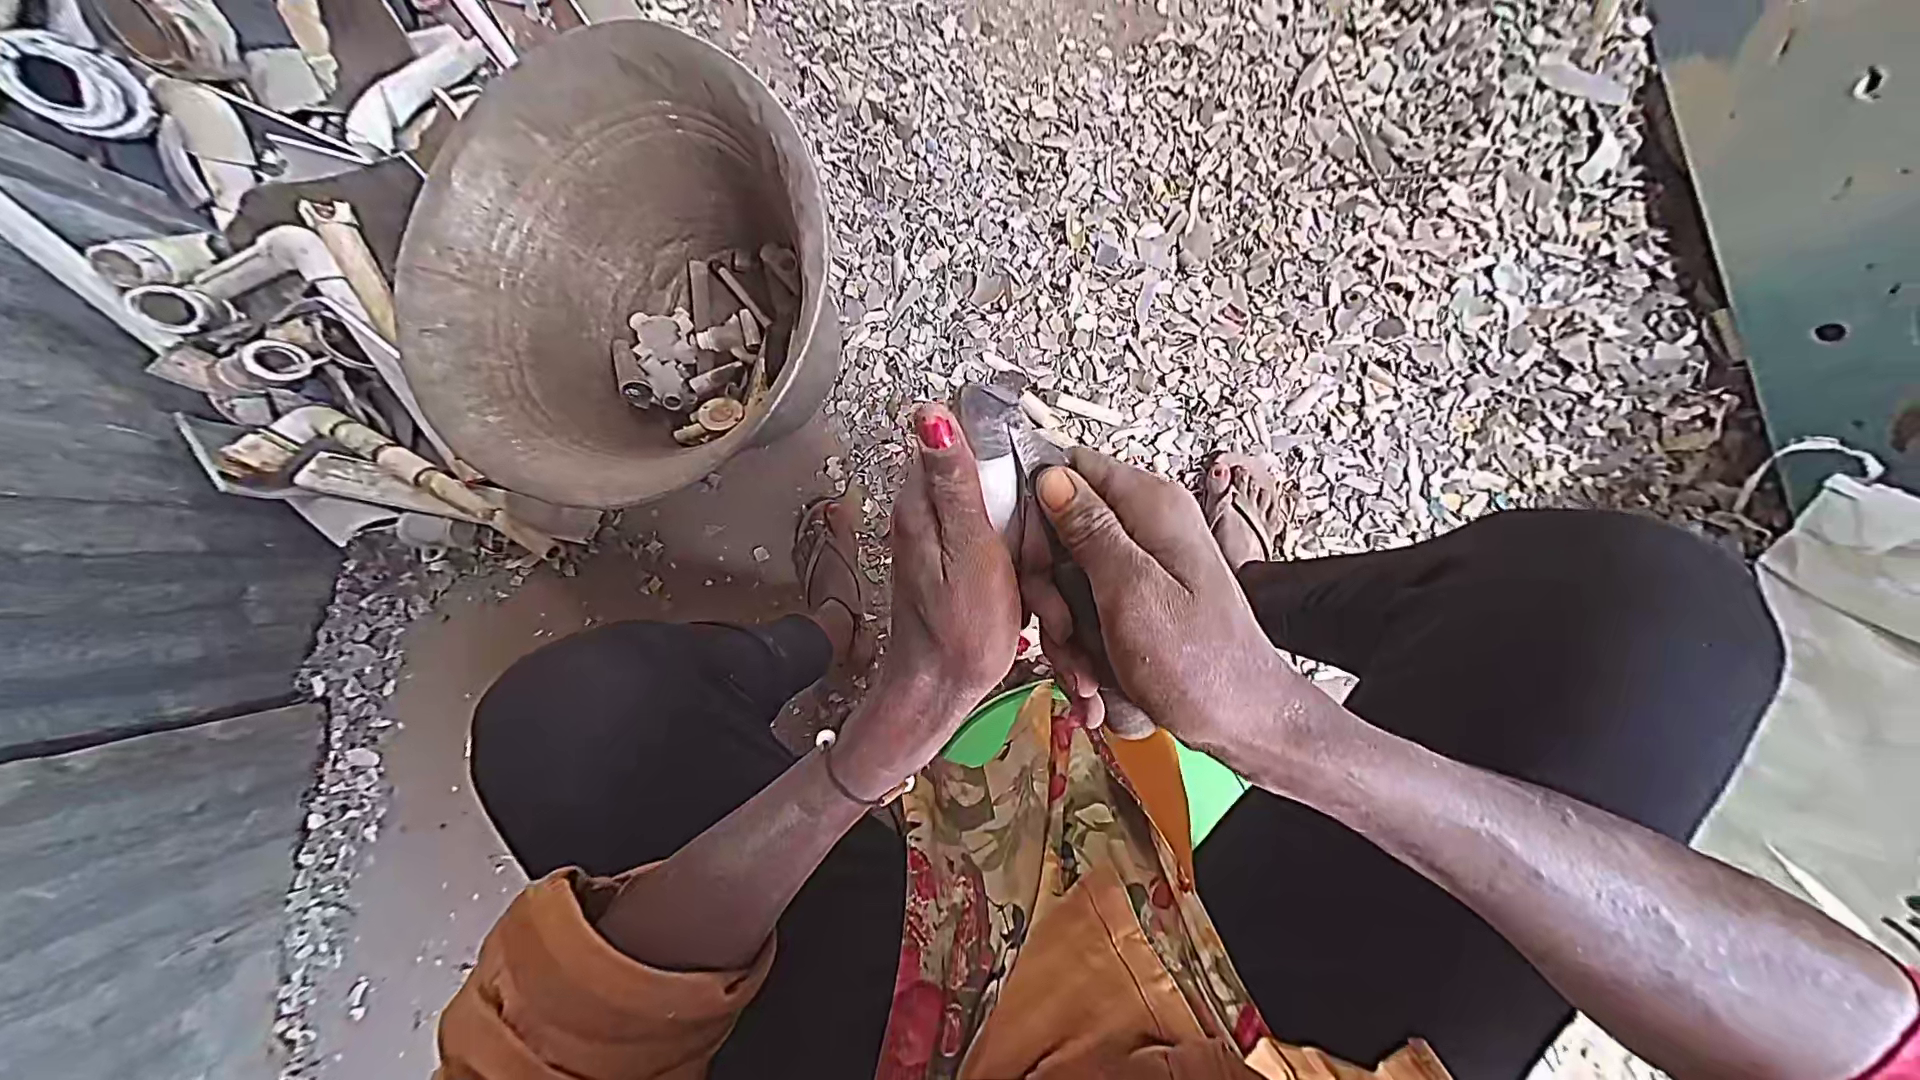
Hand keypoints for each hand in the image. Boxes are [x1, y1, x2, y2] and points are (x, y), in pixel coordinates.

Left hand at [835, 404, 1022, 794]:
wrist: (942, 685)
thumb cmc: (957, 630)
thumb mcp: (968, 549)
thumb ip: (955, 483)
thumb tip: (932, 415)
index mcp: (923, 502)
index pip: (965, 439)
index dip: (1007, 460)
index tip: (1024, 501)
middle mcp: (926, 513)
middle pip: (990, 477)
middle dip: (1020, 512)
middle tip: (1023, 553)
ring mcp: (943, 536)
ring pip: (1002, 512)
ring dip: (1022, 543)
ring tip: (1022, 578)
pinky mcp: (959, 557)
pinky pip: (1000, 541)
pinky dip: (1016, 562)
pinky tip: (1018, 588)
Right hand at [1022, 449, 1332, 781]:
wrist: (1240, 722)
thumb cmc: (1201, 667)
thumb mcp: (1132, 592)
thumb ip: (1089, 531)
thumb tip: (1051, 478)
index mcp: (1152, 507)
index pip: (1068, 471)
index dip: (1038, 514)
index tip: (1036, 564)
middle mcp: (1146, 527)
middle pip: (1059, 533)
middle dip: (1051, 589)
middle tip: (1063, 627)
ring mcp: (1139, 564)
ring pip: (1066, 578)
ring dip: (1064, 629)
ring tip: (1087, 667)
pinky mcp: (1134, 596)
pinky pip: (1083, 607)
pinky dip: (1081, 644)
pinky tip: (1094, 676)